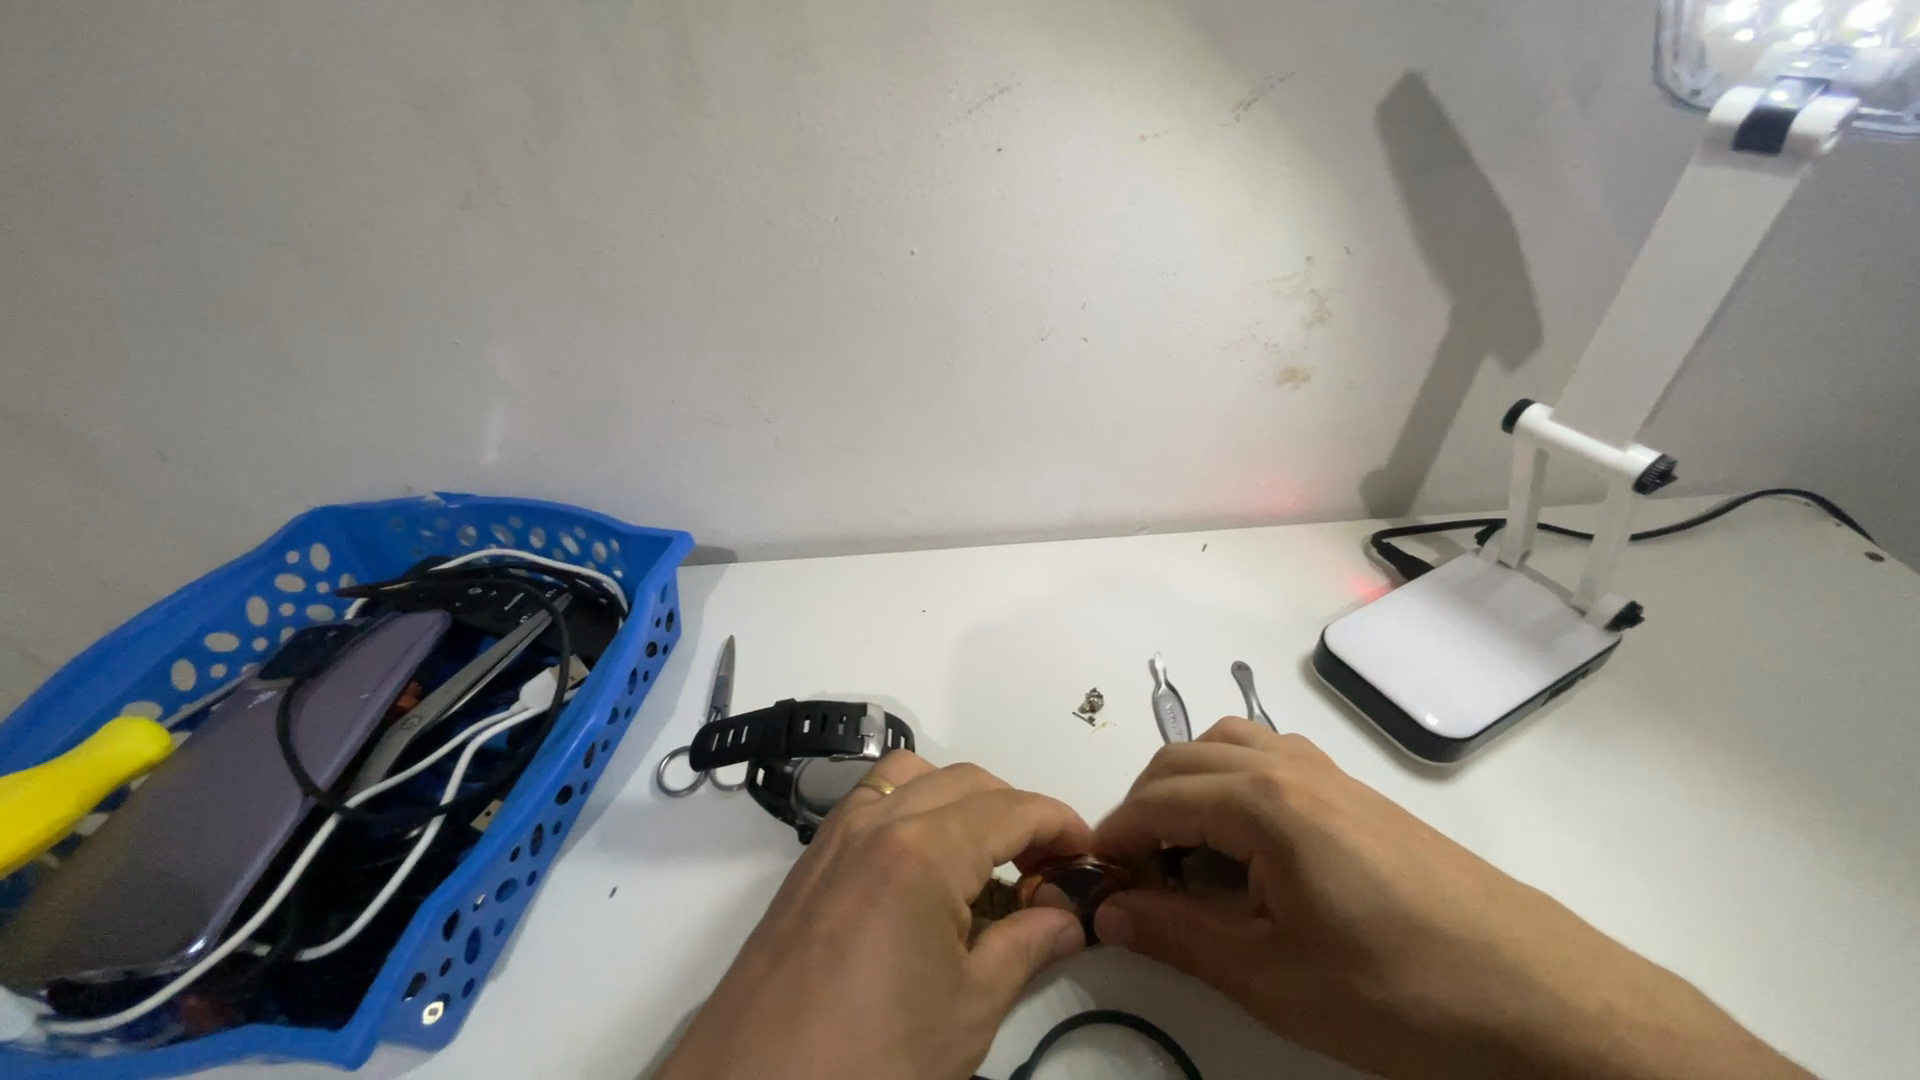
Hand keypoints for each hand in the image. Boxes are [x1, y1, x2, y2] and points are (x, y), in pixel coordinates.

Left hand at [658, 752, 1091, 1079]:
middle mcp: (879, 821)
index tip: (1086, 853)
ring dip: (961, 798)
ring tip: (983, 855)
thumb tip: (1068, 918)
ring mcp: (838, 834)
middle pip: (968, 782)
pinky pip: (872, 798)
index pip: (1012, 809)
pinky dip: (912, 805)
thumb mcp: (969, 1009)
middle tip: (1044, 868)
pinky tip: (923, 861)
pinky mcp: (812, 857)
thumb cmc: (872, 1058)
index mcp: (924, 850)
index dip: (1059, 824)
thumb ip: (1027, 947)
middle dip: (1017, 812)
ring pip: (915, 776)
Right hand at [1092, 718, 1814, 1079]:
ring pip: (1227, 747)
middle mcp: (1290, 766)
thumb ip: (1176, 934)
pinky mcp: (1359, 795)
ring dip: (1187, 788)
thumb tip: (1107, 910)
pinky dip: (1232, 786)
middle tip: (1136, 880)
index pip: (1156, 801)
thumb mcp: (1272, 977)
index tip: (1094, 885)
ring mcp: (1330, 774)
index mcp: (1263, 801)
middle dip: (1143, 810)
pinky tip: (1248, 850)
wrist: (1551, 1003)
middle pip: (1183, 760)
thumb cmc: (1401, 995)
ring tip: (1186, 858)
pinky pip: (1269, 760)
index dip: (1114, 840)